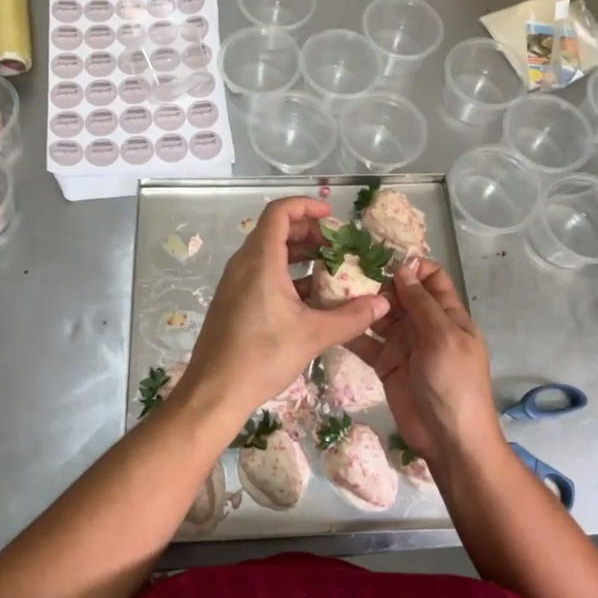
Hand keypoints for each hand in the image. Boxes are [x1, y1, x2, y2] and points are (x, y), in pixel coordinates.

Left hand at [173, 197, 389, 425]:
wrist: (214, 391)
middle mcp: (244, 263)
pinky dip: (287, 274)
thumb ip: (351, 317)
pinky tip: (310, 298)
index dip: (306, 205)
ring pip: (269, 253)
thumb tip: (382, 303)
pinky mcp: (234, 300)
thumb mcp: (313, 335)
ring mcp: (236, 282)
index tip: (332, 217)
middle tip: (338, 247)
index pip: (280, 212)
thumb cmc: (261, 355)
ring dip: (299, 255)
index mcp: (260, 260)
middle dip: (308, 232)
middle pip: (276, 230)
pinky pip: (262, 273)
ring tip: (330, 270)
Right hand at [347, 258, 502, 464]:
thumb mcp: (443, 337)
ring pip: (379, 314)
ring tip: (329, 286)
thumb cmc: (454, 383)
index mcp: (447, 314)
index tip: (380, 255)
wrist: (449, 439)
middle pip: (399, 293)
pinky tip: (329, 317)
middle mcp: (424, 324)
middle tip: (343, 267)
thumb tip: (403, 268)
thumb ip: (421, 303)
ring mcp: (403, 344)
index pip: (431, 278)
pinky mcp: (384, 363)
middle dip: (376, 280)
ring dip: (359, 302)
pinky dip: (350, 330)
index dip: (410, 265)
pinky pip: (366, 341)